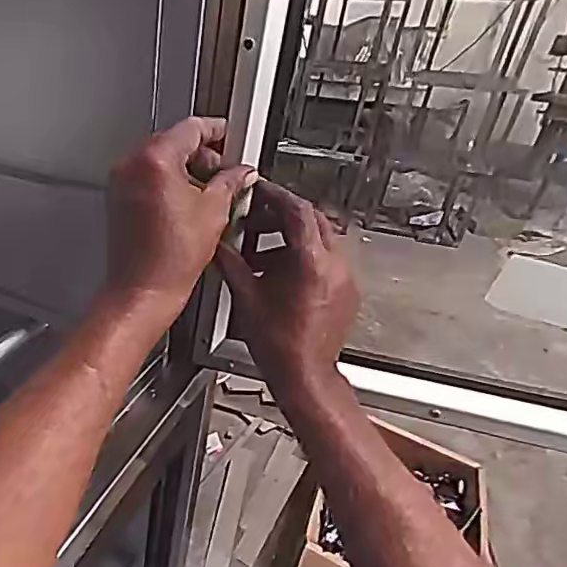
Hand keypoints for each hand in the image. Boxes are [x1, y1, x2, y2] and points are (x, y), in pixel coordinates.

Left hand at [104, 117, 257, 318]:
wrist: (144, 289)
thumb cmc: (170, 260)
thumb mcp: (214, 212)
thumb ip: (230, 182)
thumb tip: (240, 174)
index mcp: (155, 160)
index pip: (190, 127)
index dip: (217, 131)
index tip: (229, 135)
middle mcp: (132, 166)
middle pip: (173, 141)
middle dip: (202, 154)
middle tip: (225, 171)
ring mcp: (121, 182)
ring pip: (159, 159)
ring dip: (186, 169)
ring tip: (208, 193)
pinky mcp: (119, 199)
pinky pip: (147, 178)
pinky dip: (168, 183)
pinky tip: (188, 205)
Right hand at [213, 181, 359, 390]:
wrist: (304, 375)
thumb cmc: (281, 347)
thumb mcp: (247, 298)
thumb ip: (232, 264)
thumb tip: (219, 246)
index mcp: (312, 264)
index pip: (297, 211)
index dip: (275, 196)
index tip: (260, 191)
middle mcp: (335, 267)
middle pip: (313, 219)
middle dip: (282, 215)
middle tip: (258, 218)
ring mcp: (345, 279)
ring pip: (322, 238)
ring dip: (292, 237)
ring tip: (264, 252)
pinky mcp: (347, 291)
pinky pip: (329, 260)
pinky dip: (306, 257)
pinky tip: (282, 272)